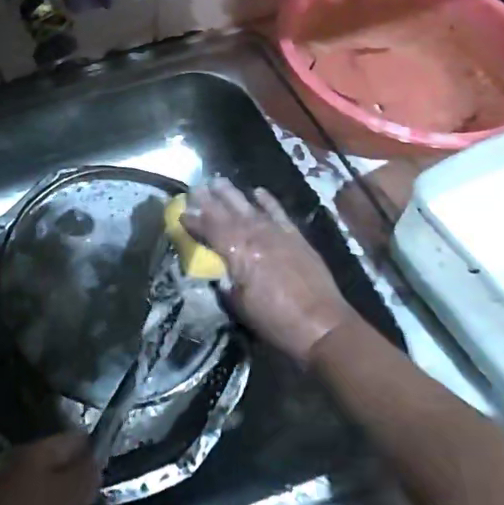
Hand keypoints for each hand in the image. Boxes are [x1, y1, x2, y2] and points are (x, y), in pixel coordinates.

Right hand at [182, 177, 359, 364]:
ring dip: (233, 194)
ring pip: (250, 207)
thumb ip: (226, 282)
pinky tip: (258, 191)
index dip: (195, 220)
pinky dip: (267, 200)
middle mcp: (256, 235)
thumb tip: (218, 270)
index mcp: (238, 253)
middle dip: (211, 199)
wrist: (321, 323)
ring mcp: (278, 233)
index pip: (211, 229)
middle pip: (228, 212)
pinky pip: (278, 212)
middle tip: (196, 186)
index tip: (181, 211)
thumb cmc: (276, 320)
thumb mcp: (240, 306)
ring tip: (219, 181)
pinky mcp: (295, 236)